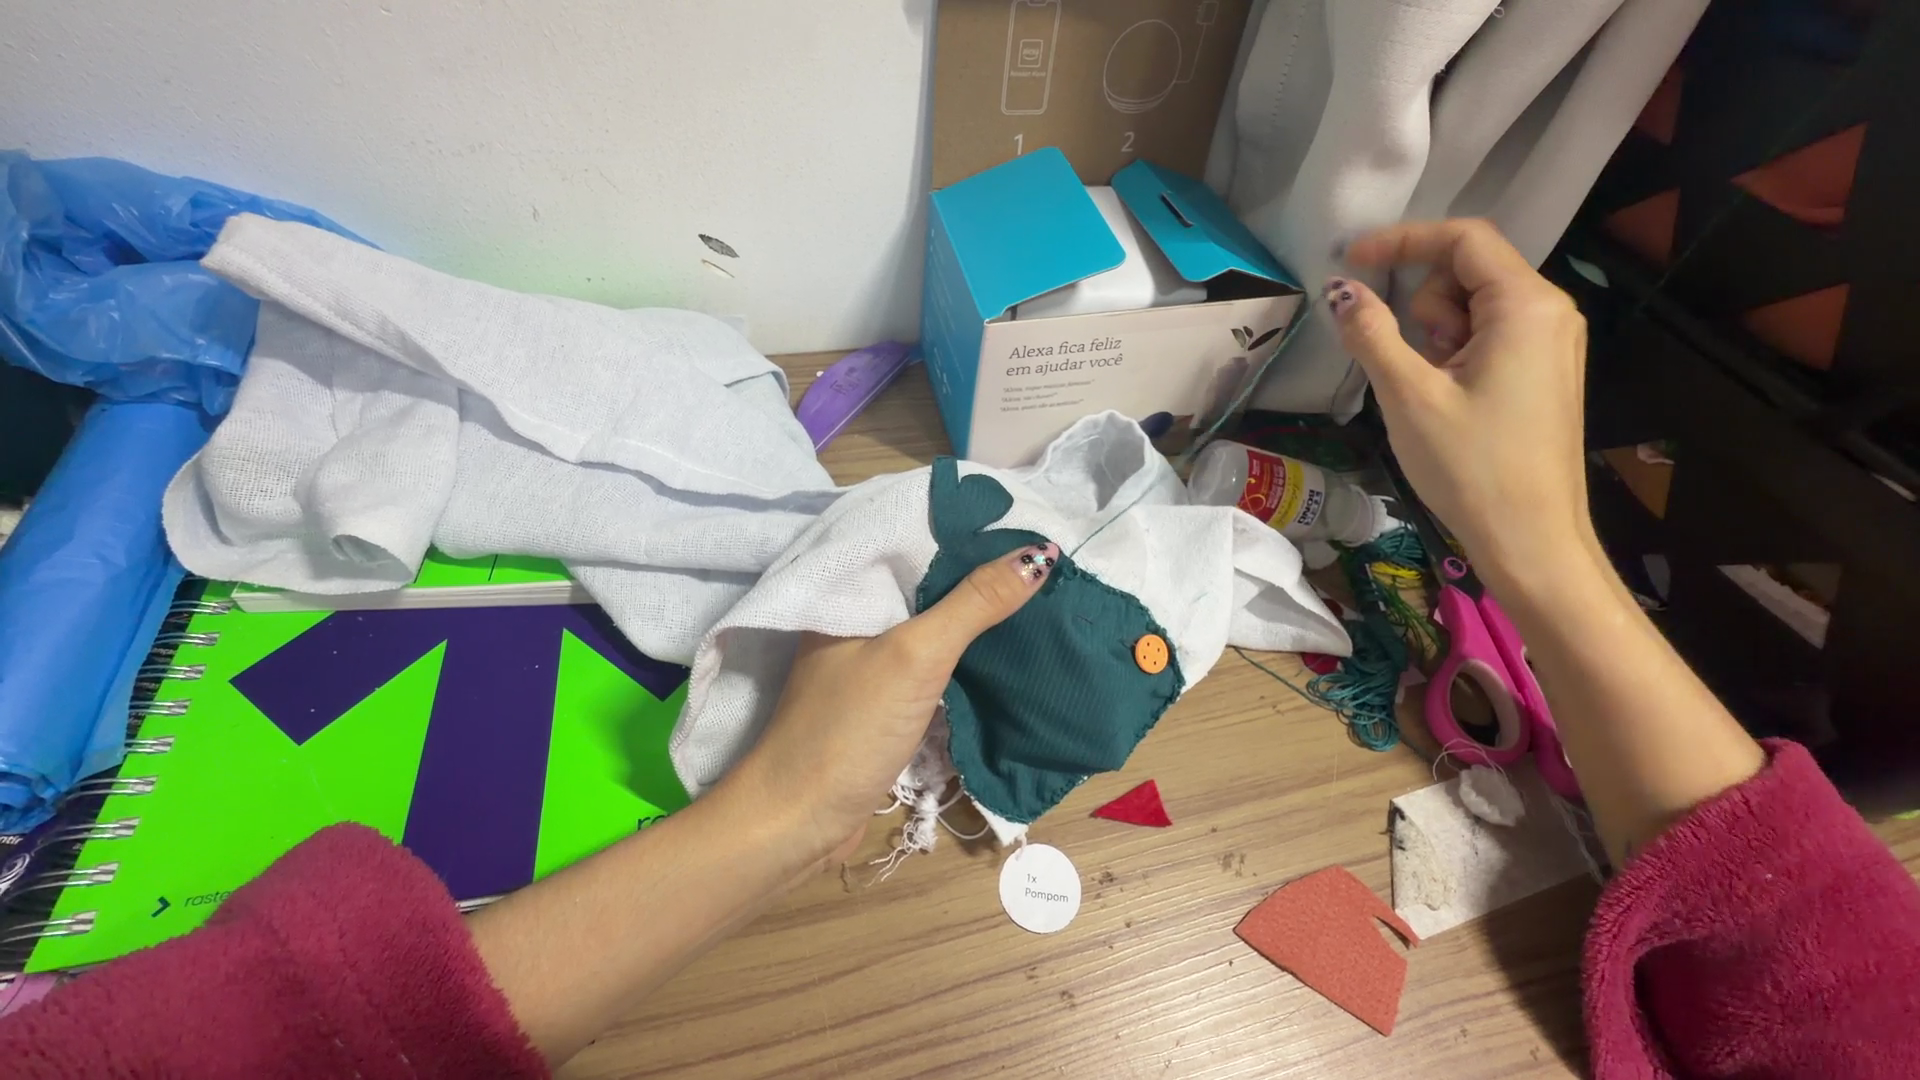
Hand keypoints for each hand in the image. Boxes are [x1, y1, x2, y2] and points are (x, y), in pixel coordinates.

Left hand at [718, 542, 1057, 861]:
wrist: (799, 821)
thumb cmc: (849, 728)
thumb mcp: (916, 655)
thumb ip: (973, 604)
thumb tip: (1038, 556)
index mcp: (848, 588)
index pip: (914, 539)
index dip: (969, 529)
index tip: (1026, 518)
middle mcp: (855, 614)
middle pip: (927, 580)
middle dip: (980, 570)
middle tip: (1043, 555)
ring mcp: (867, 657)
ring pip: (932, 620)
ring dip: (975, 611)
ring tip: (1035, 589)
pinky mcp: (881, 695)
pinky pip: (930, 657)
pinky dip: (963, 648)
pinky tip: (1000, 642)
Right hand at [1326, 219, 1597, 590]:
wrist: (1528, 537)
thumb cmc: (1470, 465)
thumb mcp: (1409, 396)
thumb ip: (1371, 334)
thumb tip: (1338, 289)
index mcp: (1526, 306)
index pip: (1464, 239)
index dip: (1403, 241)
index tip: (1350, 260)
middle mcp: (1549, 312)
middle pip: (1467, 271)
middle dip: (1423, 304)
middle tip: (1411, 362)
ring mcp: (1549, 343)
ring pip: (1473, 307)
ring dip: (1435, 334)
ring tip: (1429, 390)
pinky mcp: (1540, 372)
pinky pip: (1487, 337)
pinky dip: (1452, 353)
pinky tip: (1445, 397)